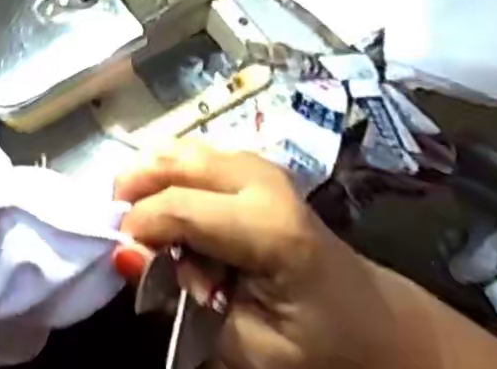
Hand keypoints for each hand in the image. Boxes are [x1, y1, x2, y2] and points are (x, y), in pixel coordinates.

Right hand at [111, 141, 406, 368]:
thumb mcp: (250, 349)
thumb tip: (124, 253)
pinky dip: (169, 176)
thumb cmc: (317, 348)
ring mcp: (257, 163)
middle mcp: (261, 178)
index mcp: (270, 226)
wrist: (376, 325)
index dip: (140, 227)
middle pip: (175, 160)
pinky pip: (193, 154)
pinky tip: (173, 212)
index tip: (120, 257)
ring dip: (151, 180)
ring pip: (179, 148)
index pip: (181, 207)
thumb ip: (183, 299)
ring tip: (146, 224)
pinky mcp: (251, 163)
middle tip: (122, 231)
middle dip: (136, 187)